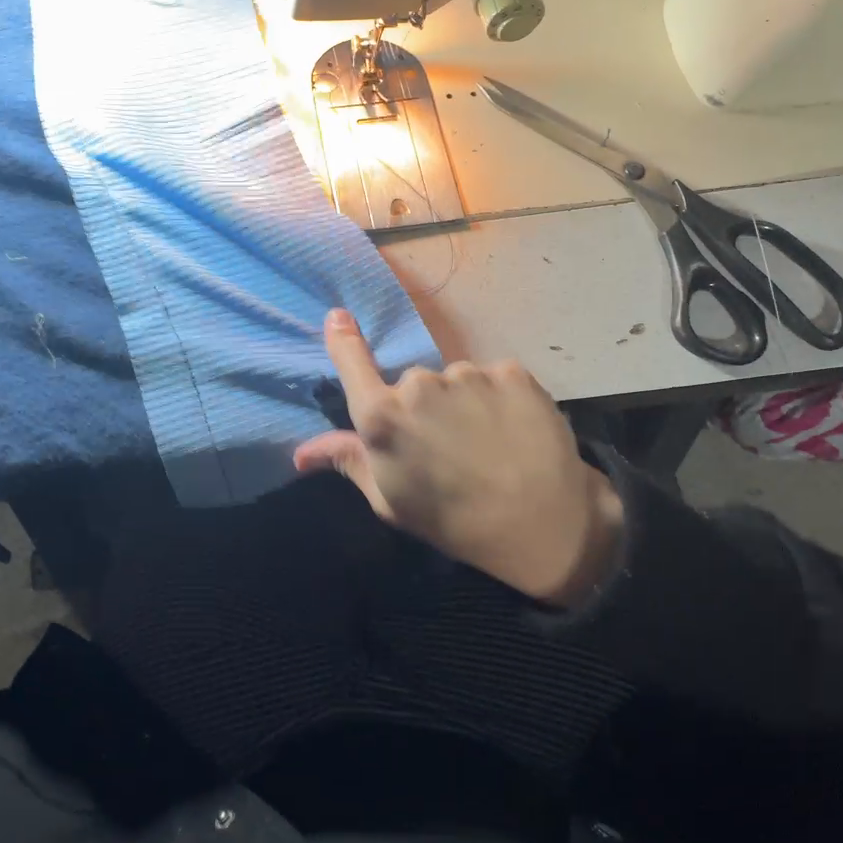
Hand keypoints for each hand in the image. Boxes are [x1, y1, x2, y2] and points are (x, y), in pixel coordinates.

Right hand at [293, 309, 625, 604]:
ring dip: (463, 403)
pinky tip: (513, 432)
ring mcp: (468, 373)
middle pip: (412, 383)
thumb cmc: (452, 520)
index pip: (351, 360)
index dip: (343, 338)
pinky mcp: (512, 371)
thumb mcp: (389, 500)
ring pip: (456, 381)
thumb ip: (347, 461)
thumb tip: (300, 453)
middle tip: (445, 446)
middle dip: (422, 406)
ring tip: (486, 444)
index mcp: (381, 416)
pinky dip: (499, 399)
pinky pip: (494, 378)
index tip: (339, 317)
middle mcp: (419, 383)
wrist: (542, 525)